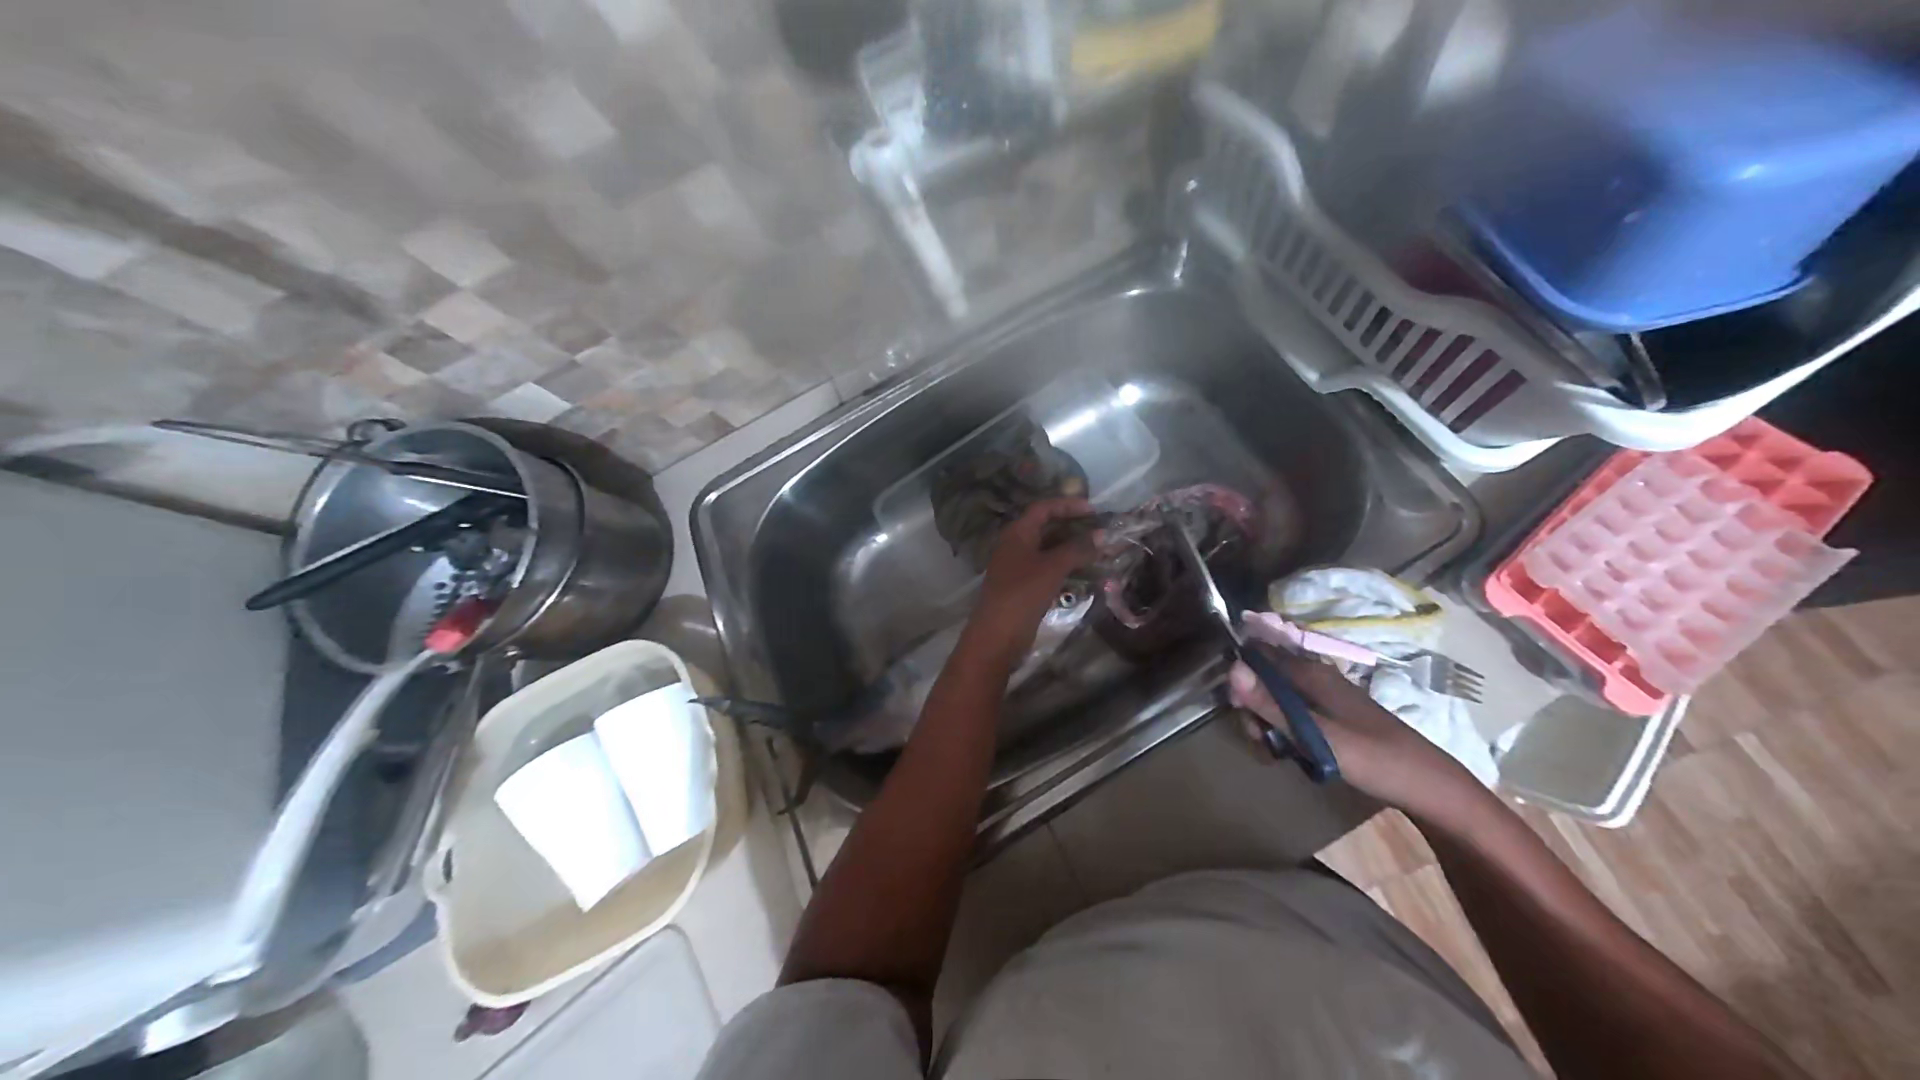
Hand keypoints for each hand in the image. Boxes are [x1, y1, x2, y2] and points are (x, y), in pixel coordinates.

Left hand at [963, 498, 1098, 663]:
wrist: (998, 635)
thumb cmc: (1022, 593)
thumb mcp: (1052, 567)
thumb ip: (1077, 549)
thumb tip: (1102, 535)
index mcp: (1017, 533)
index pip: (1043, 508)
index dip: (1068, 505)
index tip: (1093, 510)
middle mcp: (1016, 545)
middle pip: (1046, 527)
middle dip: (1074, 527)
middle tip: (1101, 530)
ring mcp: (1019, 566)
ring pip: (1049, 549)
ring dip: (1073, 548)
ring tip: (1100, 550)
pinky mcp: (1025, 586)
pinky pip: (1048, 568)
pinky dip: (1067, 566)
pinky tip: (1087, 571)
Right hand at [1228, 637, 1481, 822]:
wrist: (1428, 787)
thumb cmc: (1372, 757)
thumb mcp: (1314, 734)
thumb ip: (1271, 703)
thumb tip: (1231, 668)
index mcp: (1312, 673)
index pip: (1259, 657)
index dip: (1241, 678)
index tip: (1238, 709)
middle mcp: (1316, 678)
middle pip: (1265, 681)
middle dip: (1252, 708)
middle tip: (1260, 741)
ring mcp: (1325, 698)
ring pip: (1278, 700)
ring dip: (1267, 724)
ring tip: (1274, 753)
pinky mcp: (1332, 718)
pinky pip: (1295, 715)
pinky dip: (1285, 732)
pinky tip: (1291, 755)